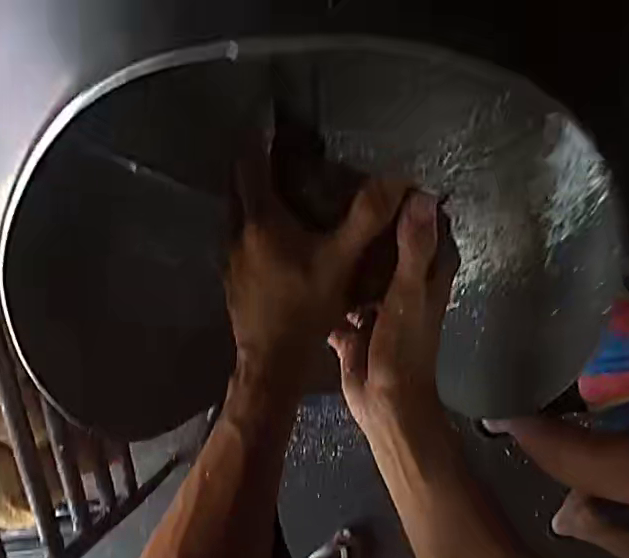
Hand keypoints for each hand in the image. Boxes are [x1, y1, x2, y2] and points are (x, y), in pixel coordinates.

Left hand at [224, 135, 404, 399]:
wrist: (273, 362)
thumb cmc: (304, 311)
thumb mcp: (341, 263)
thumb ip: (367, 219)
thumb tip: (398, 180)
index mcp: (260, 221)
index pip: (250, 163)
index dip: (259, 139)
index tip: (271, 124)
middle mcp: (237, 235)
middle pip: (237, 188)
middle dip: (254, 169)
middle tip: (277, 159)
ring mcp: (230, 262)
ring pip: (235, 218)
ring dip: (252, 204)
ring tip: (279, 199)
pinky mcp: (231, 284)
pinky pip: (238, 246)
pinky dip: (252, 235)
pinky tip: (273, 246)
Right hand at [330, 191, 456, 429]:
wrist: (383, 403)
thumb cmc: (403, 351)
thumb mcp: (409, 295)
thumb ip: (413, 249)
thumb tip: (421, 195)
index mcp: (427, 278)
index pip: (427, 229)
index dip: (413, 204)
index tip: (386, 176)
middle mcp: (403, 289)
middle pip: (388, 249)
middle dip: (371, 228)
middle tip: (338, 192)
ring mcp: (375, 310)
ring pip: (362, 275)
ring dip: (346, 258)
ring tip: (315, 222)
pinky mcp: (351, 330)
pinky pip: (338, 305)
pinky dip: (326, 292)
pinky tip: (303, 271)